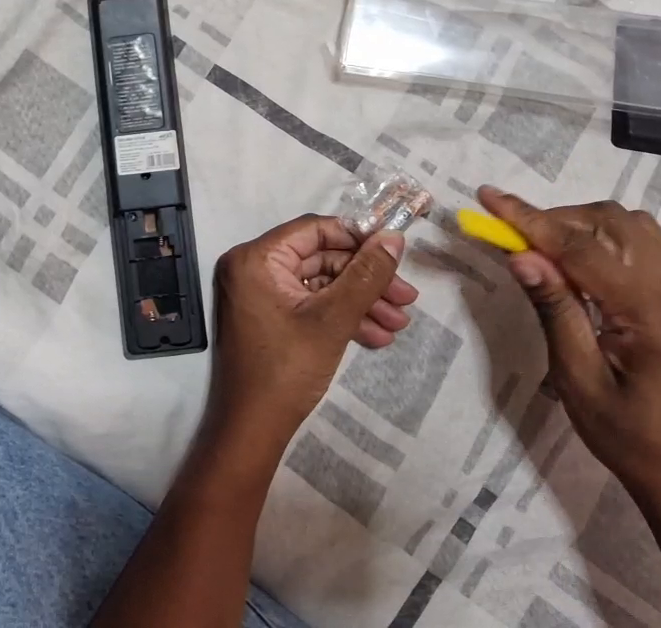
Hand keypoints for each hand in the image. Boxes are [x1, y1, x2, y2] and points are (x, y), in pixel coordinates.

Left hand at [207, 215, 415, 442]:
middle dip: (365, 280)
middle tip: (407, 298)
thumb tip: (393, 237)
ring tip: (398, 324)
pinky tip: (376, 337)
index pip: (314, 230)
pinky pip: (309, 305)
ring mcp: (259, 294)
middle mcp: (252, 267)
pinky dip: (340, 318)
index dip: (357, 238)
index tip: (395, 252)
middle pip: (321, 258)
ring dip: (360, 302)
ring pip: (320, 284)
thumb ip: (365, 275)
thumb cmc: (287, 368)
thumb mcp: (332, 318)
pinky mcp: (269, 317)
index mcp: (256, 257)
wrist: (252, 429)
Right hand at [477, 187, 660, 507]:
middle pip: (612, 222)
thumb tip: (521, 255)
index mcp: (651, 312)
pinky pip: (653, 244)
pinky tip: (590, 264)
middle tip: (516, 240)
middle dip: (558, 219)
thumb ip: (554, 310)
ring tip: (549, 254)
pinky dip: (613, 238)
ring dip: (586, 225)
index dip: (527, 218)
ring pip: (635, 226)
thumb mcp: (579, 379)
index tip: (487, 195)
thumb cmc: (630, 438)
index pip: (579, 246)